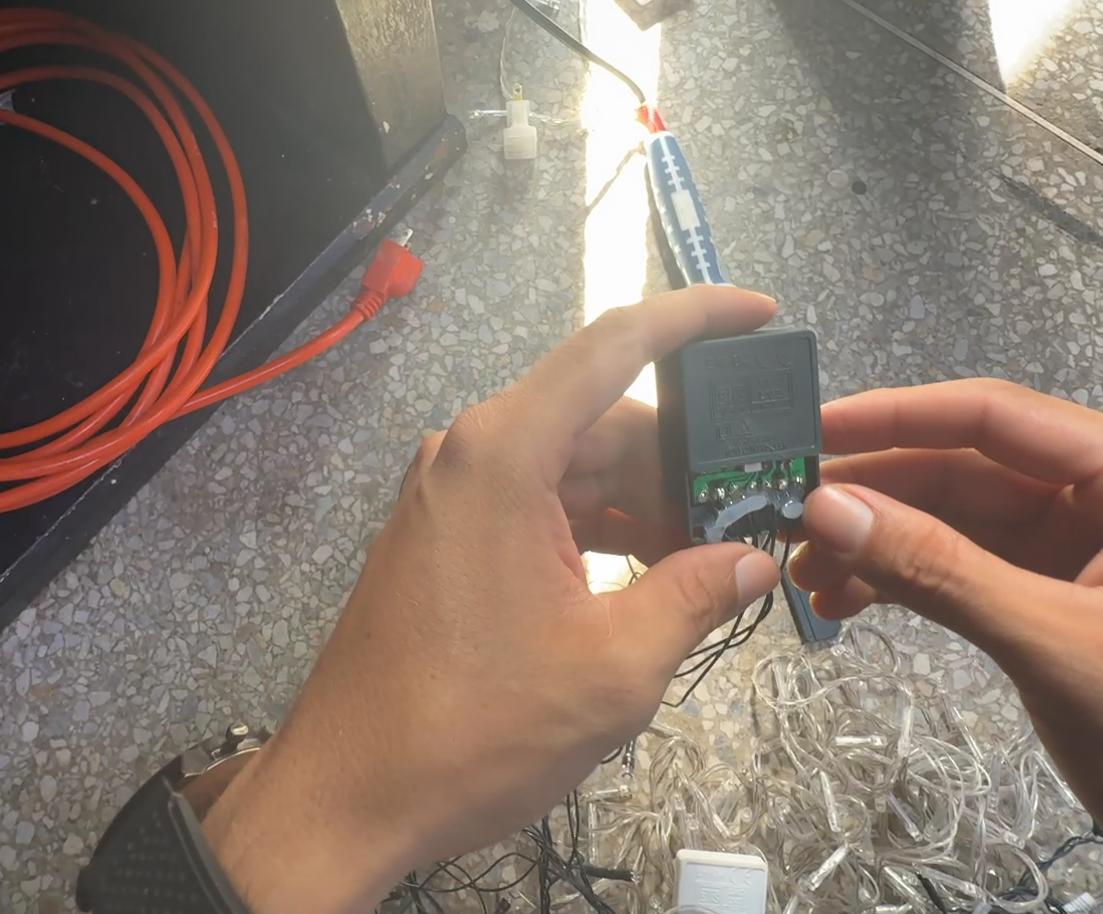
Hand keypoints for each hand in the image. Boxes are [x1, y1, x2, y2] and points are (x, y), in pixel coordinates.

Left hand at [201, 287, 782, 913]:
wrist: (348, 791)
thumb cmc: (471, 730)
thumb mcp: (612, 667)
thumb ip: (695, 596)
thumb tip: (751, 560)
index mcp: (505, 451)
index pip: (611, 346)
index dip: (692, 317)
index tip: (754, 312)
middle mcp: (473, 449)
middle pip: (602, 417)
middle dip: (680, 458)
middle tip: (747, 505)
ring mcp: (456, 487)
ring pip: (575, 462)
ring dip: (642, 498)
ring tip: (706, 551)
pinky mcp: (451, 526)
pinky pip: (542, 498)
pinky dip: (597, 521)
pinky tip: (646, 565)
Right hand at [789, 379, 1102, 913]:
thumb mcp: (1068, 658)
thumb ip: (938, 569)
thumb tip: (824, 505)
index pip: (1000, 418)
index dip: (893, 417)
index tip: (808, 431)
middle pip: (971, 473)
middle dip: (875, 497)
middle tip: (787, 517)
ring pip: (963, 526)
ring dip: (883, 546)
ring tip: (809, 574)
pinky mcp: (1081, 609)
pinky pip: (976, 573)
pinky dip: (912, 585)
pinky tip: (853, 603)